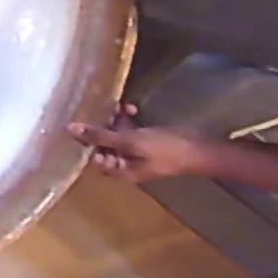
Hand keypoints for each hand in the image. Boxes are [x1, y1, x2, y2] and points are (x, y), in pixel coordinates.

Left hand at [70, 104, 222, 182]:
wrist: (206, 149)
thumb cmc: (167, 148)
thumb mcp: (130, 142)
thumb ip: (100, 136)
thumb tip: (70, 130)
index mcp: (119, 170)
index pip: (91, 157)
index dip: (83, 141)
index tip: (75, 123)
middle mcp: (125, 163)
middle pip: (102, 145)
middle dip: (98, 128)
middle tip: (93, 110)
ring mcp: (137, 153)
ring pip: (116, 135)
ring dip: (114, 121)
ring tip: (114, 106)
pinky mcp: (148, 142)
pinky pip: (131, 130)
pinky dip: (128, 120)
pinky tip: (131, 108)